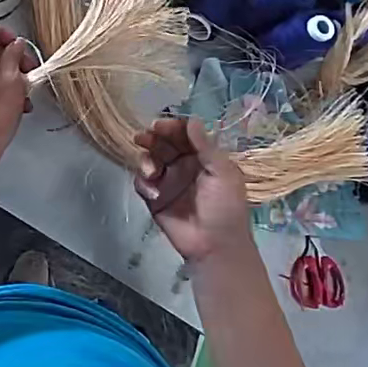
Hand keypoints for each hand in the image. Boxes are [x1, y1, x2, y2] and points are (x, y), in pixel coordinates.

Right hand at [132, 118, 252, 263]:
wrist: (215, 245)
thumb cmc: (225, 207)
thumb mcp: (223, 174)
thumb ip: (206, 147)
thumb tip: (192, 120)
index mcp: (202, 157)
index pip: (182, 135)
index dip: (171, 127)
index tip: (159, 126)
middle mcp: (182, 165)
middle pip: (161, 144)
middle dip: (151, 139)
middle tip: (142, 138)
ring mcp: (166, 180)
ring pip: (148, 160)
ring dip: (145, 160)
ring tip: (151, 171)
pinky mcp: (153, 197)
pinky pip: (141, 182)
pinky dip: (144, 183)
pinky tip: (154, 192)